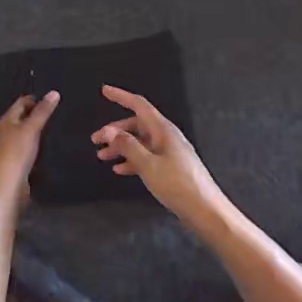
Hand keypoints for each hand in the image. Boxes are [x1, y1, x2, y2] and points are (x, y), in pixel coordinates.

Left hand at [0, 92, 59, 194]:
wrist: (7, 187)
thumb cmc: (17, 154)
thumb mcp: (31, 129)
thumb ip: (42, 111)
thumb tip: (54, 92)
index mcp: (6, 120)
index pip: (22, 102)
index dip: (38, 99)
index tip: (56, 100)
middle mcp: (6, 131)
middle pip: (24, 116)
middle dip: (40, 114)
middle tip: (62, 112)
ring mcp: (10, 147)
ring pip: (27, 132)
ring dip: (40, 130)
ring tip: (60, 127)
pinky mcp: (17, 161)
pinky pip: (29, 147)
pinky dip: (39, 144)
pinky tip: (51, 147)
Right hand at [92, 85, 225, 222]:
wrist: (205, 210)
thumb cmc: (177, 184)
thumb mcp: (148, 165)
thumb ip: (128, 146)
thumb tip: (110, 130)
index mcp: (163, 130)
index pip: (139, 105)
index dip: (121, 96)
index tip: (104, 91)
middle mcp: (166, 136)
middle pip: (137, 125)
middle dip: (115, 130)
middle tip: (95, 140)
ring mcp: (169, 152)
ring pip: (140, 142)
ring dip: (121, 147)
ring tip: (102, 156)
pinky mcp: (170, 167)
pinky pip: (146, 156)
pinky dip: (132, 160)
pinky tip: (119, 169)